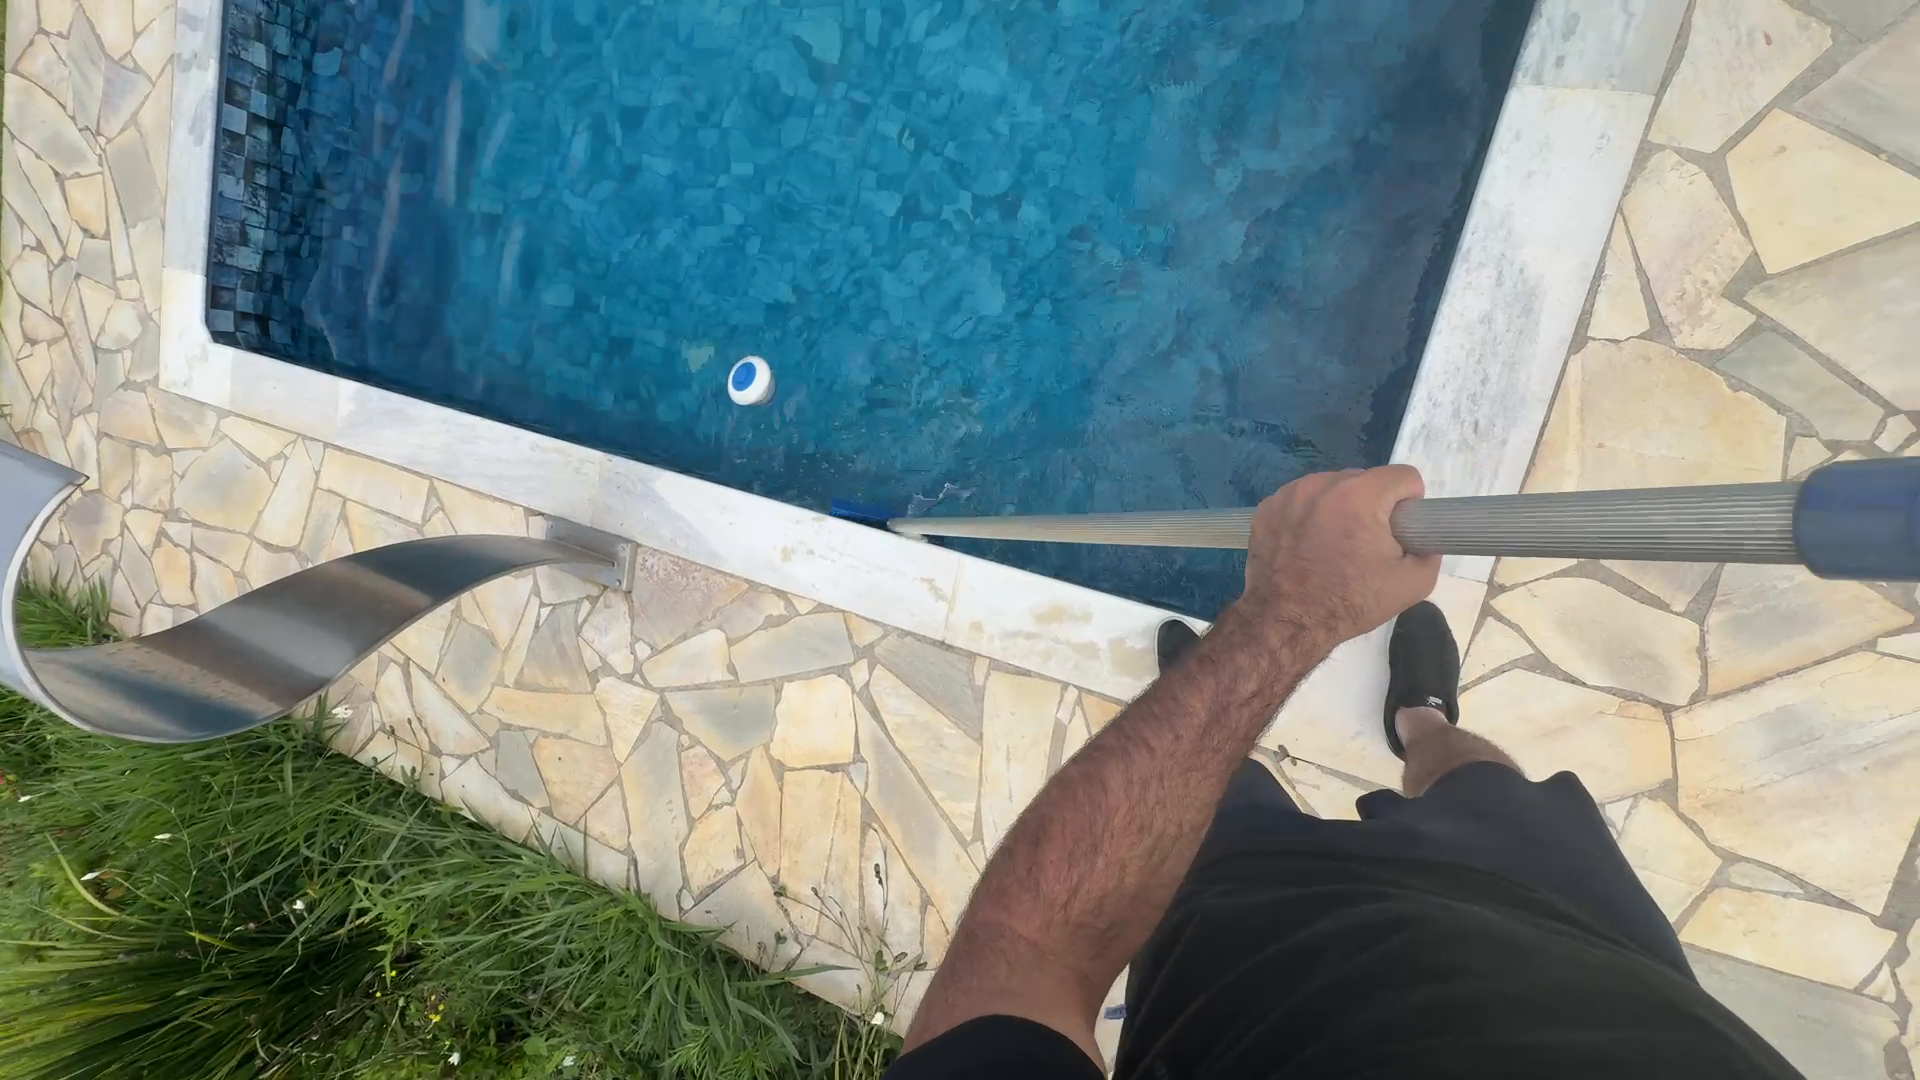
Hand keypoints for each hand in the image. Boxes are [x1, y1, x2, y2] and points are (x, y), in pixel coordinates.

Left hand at [1236, 465, 1439, 647]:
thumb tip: (1422, 534)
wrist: (1287, 620)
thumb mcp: (1413, 581)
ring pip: (1329, 487)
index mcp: (1358, 496)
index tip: (1400, 528)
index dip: (1409, 503)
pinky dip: (1307, 514)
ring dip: (1338, 506)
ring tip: (1334, 543)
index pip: (1403, 475)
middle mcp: (1319, 485)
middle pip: (1363, 480)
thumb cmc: (1351, 602)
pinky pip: (1299, 499)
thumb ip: (1430, 547)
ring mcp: (1287, 495)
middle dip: (1372, 504)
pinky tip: (1306, 542)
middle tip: (1365, 541)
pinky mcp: (1266, 508)